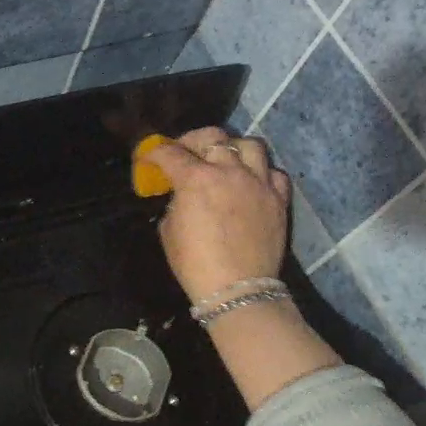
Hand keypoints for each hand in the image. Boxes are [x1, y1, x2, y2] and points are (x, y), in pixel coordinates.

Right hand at [145, 128, 291, 303]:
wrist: (238, 289)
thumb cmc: (194, 263)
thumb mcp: (169, 230)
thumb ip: (175, 203)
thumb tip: (182, 196)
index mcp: (196, 179)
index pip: (170, 152)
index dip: (154, 152)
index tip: (147, 158)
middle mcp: (229, 172)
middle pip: (213, 137)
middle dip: (193, 140)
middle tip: (186, 153)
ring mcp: (258, 183)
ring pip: (249, 146)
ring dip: (232, 150)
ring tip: (224, 162)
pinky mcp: (278, 199)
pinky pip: (273, 173)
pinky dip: (261, 173)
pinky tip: (251, 183)